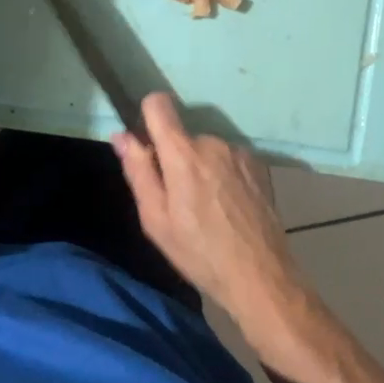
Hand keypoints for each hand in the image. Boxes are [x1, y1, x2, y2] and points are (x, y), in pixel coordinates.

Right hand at [113, 93, 303, 322]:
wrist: (261, 278)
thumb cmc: (200, 253)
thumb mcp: (156, 219)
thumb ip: (138, 171)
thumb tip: (122, 136)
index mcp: (183, 154)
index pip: (158, 105)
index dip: (148, 118)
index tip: (148, 145)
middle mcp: (213, 143)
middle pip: (182, 136)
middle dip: (175, 158)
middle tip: (179, 200)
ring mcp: (240, 153)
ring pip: (206, 150)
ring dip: (201, 167)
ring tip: (207, 208)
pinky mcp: (259, 166)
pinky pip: (228, 159)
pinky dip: (223, 174)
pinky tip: (229, 207)